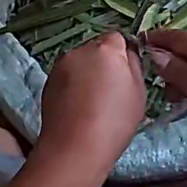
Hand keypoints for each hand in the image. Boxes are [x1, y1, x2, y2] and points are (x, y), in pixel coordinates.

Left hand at [38, 32, 145, 168]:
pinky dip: (74, 85)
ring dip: (87, 73)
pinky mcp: (48, 82)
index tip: (126, 75)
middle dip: (104, 62)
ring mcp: (60, 66)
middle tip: (111, 90)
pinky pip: (67, 76)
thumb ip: (134, 65)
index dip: (123, 54)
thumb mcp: (139, 92)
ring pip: (80, 62)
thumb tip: (127, 54)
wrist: (75, 148)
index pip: (117, 37)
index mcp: (106, 49)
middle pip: (97, 48)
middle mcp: (80, 50)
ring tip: (93, 102)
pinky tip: (78, 107)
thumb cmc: (114, 121)